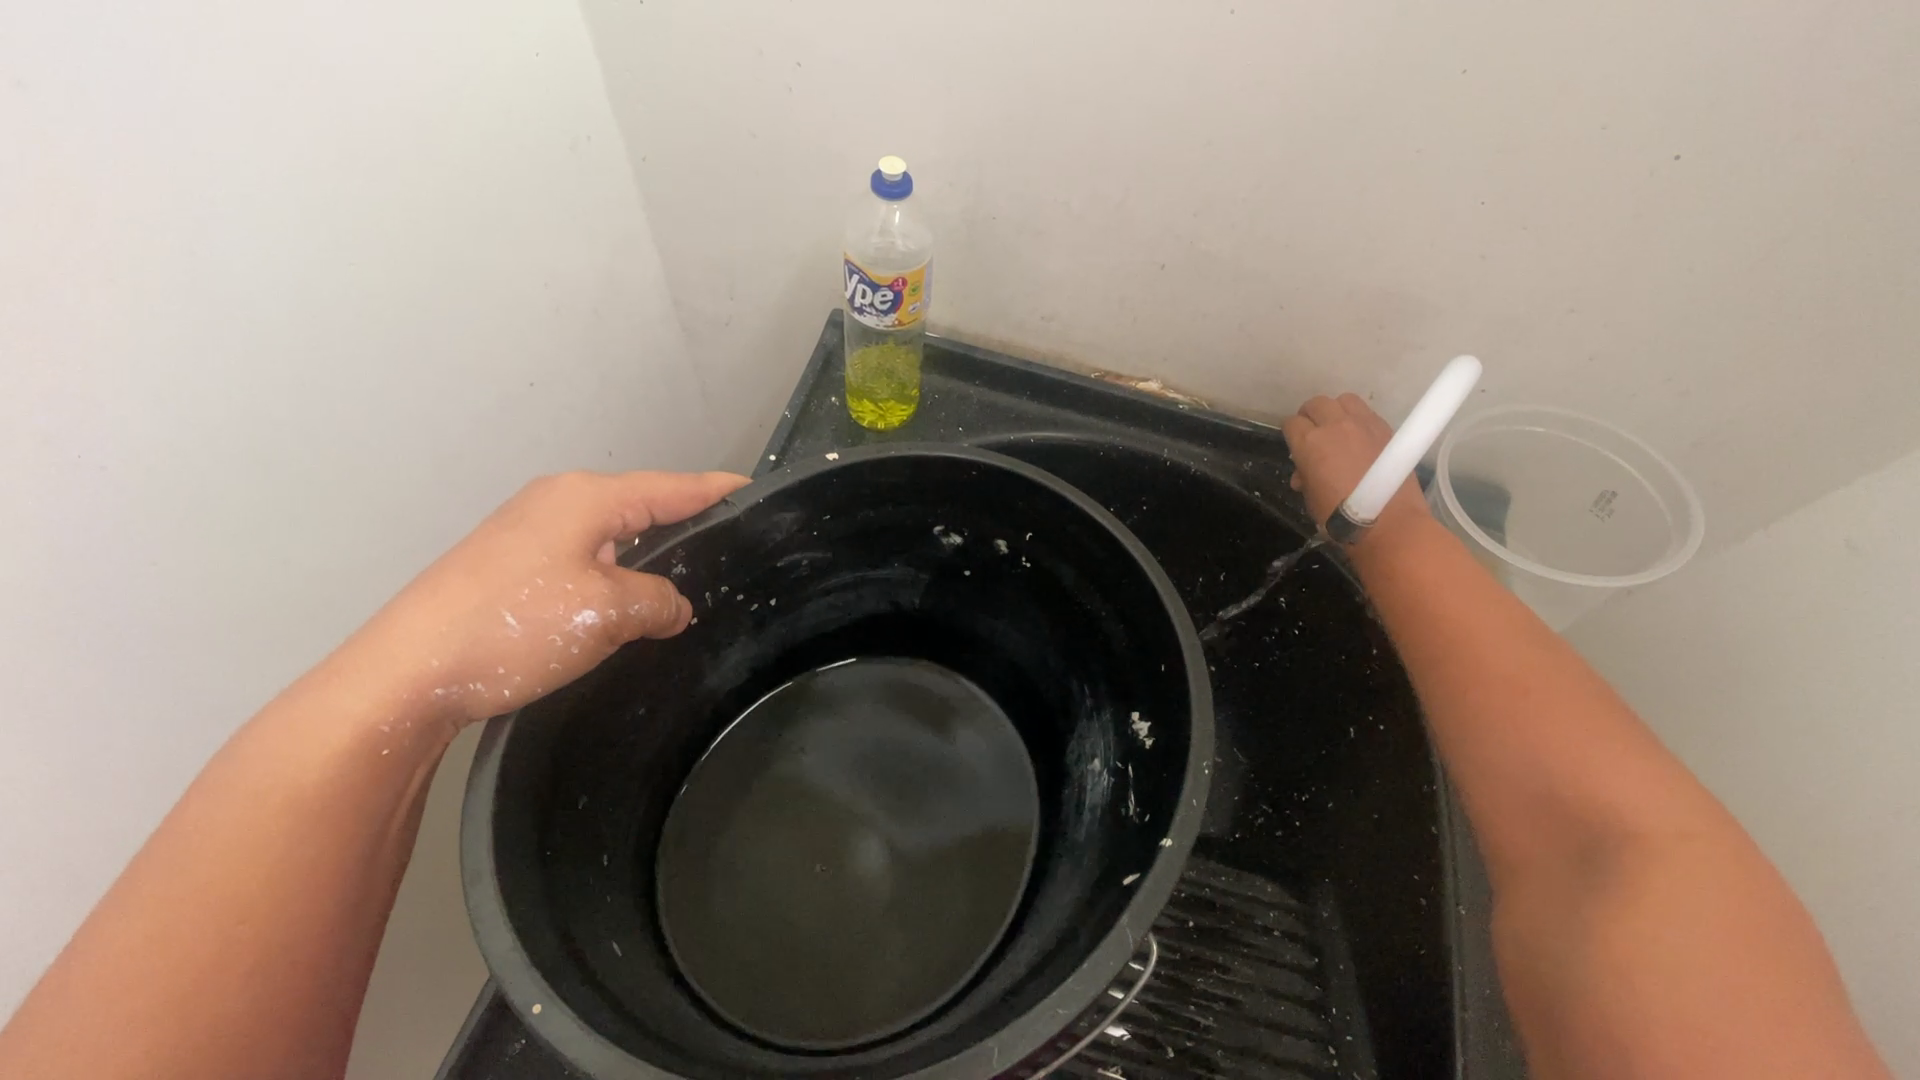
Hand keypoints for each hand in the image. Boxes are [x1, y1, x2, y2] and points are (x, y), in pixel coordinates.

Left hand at [340, 470, 748, 730]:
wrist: (408, 672)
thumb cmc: (513, 628)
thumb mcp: (607, 614)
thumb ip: (659, 602)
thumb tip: (675, 607)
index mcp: (587, 499)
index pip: (673, 486)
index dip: (719, 490)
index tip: (759, 492)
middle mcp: (559, 503)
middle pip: (643, 504)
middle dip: (688, 521)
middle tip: (736, 545)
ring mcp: (531, 532)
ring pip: (615, 534)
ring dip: (652, 554)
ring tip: (694, 576)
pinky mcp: (515, 564)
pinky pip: (589, 556)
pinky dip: (620, 572)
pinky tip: (633, 599)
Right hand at [1281, 393, 1428, 545]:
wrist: (1388, 523)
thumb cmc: (1339, 516)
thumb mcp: (1310, 497)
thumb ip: (1305, 476)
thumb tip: (1305, 471)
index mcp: (1309, 442)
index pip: (1291, 423)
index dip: (1291, 435)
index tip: (1295, 446)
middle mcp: (1335, 425)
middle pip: (1316, 403)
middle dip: (1310, 416)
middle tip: (1313, 433)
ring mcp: (1364, 424)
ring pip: (1344, 400)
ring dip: (1336, 411)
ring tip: (1338, 429)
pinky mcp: (1386, 429)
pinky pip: (1367, 412)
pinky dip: (1359, 420)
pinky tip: (1361, 438)